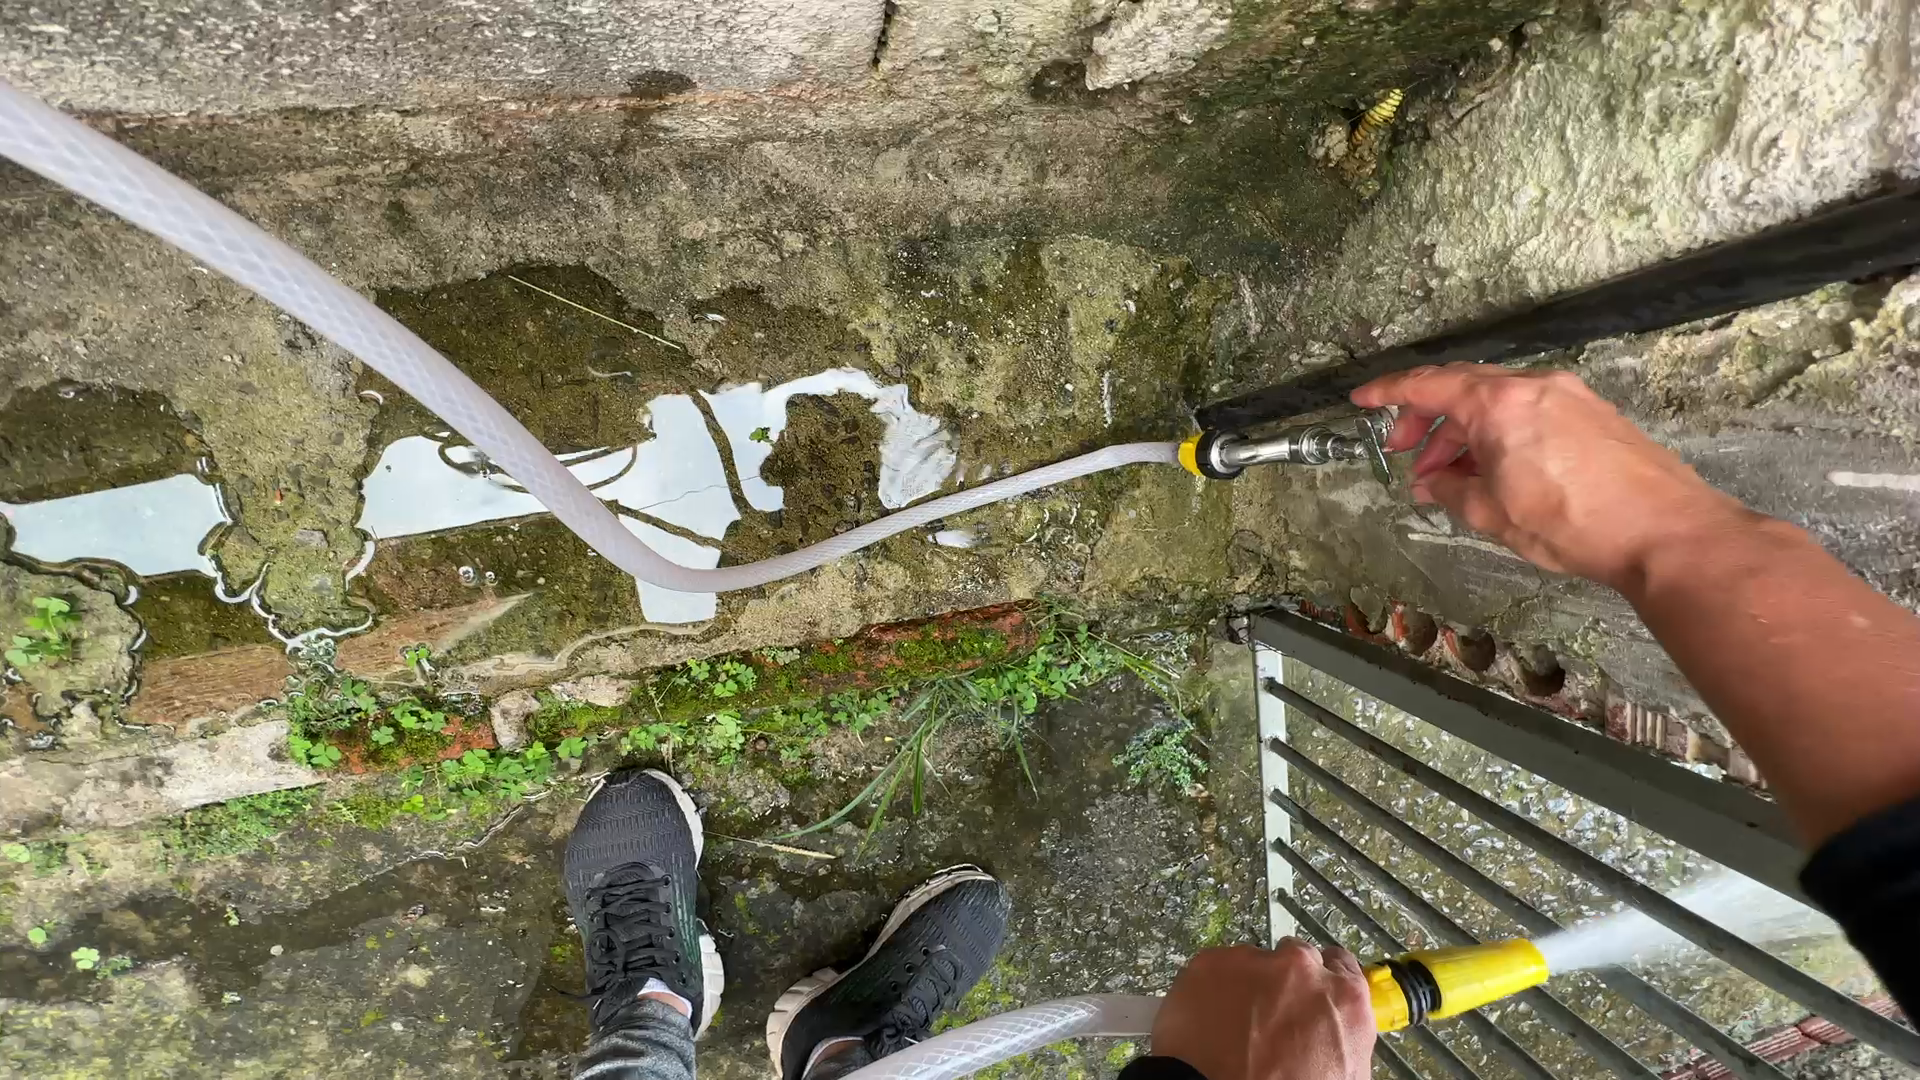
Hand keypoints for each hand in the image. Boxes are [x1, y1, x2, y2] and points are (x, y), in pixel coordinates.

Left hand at [1150, 940, 1373, 1079]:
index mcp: (1343, 998)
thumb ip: (1341, 1035)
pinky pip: (1218, 969)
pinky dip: (1216, 987)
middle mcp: (1299, 967)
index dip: (1328, 980)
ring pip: (1253, 962)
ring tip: (1239, 1027)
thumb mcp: (1344, 1074)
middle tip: (1275, 1015)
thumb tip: (1331, 1028)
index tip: (1317, 990)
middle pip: (1296, 956)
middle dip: (1288, 979)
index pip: (1342, 966)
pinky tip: (1215, 1021)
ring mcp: (1251, 959)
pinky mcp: (1211, 961)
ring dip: (1250, 985)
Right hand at [1351, 363, 1757, 591]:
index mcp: (1500, 403)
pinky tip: (1485, 470)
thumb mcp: (1486, 511)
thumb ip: (1446, 487)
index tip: (1361, 399)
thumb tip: (1431, 482)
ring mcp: (1568, 398)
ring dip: (1459, 432)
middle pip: (1460, 388)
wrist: (1668, 535)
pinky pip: (1524, 412)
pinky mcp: (1591, 416)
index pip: (1428, 385)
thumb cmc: (1568, 523)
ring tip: (1442, 476)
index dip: (1388, 392)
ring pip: (1493, 401)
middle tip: (1400, 451)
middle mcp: (1534, 387)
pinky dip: (1493, 434)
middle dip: (1423, 418)